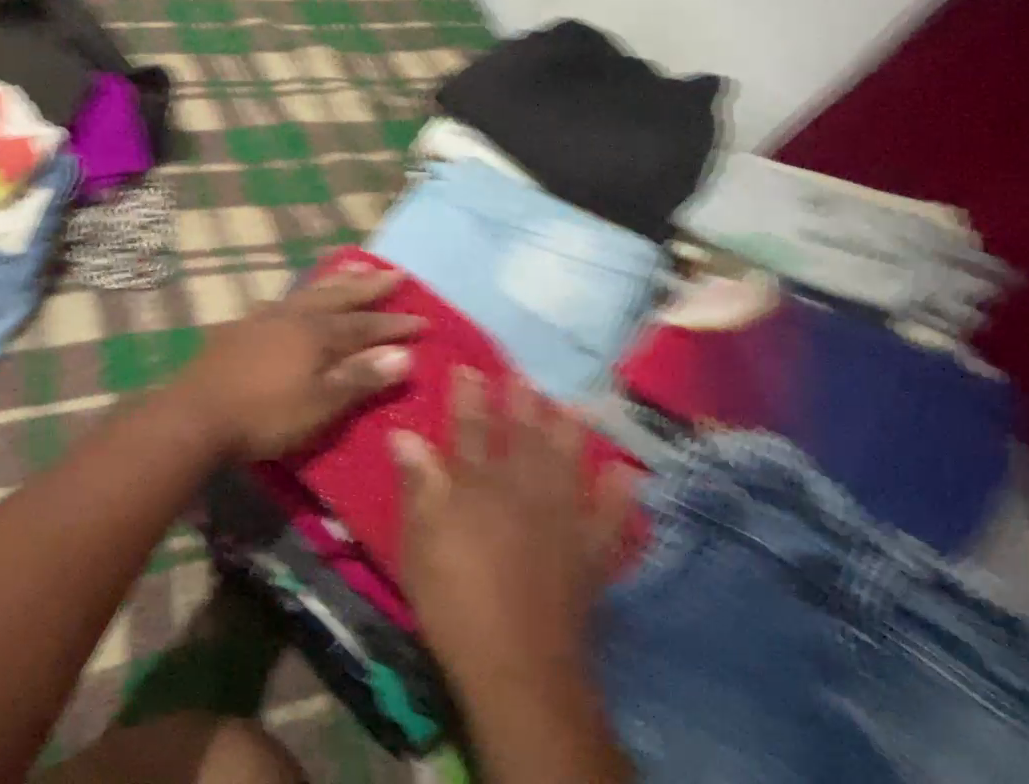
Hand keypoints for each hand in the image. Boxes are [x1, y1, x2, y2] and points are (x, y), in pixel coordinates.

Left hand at [171, 264, 421, 459]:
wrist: (194, 415)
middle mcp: (292, 317)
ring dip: (334, 282)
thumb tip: (403, 355)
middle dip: (368, 286)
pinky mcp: (237, 330)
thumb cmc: (264, 416)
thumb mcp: (320, 405)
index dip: (395, 324)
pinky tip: (294, 302)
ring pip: (307, 293)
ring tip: (353, 268)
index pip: (366, 325)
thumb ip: (360, 378)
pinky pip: (280, 303)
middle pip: (338, 296)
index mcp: (317, 334)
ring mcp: (261, 319)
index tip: (424, 320)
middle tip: (395, 272)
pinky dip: (298, 297)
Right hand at [392, 369, 637, 696]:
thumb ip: (418, 485)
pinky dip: (620, 493)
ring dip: (570, 432)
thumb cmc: (452, 600)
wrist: (516, 662)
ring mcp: (563, 520)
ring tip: (573, 405)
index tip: (469, 367)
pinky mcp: (591, 553)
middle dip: (521, 403)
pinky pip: (613, 516)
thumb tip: (403, 434)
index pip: (469, 430)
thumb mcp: (418, 542)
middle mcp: (523, 491)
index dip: (468, 397)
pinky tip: (625, 472)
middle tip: (523, 377)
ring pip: (569, 462)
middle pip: (523, 437)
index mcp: (476, 487)